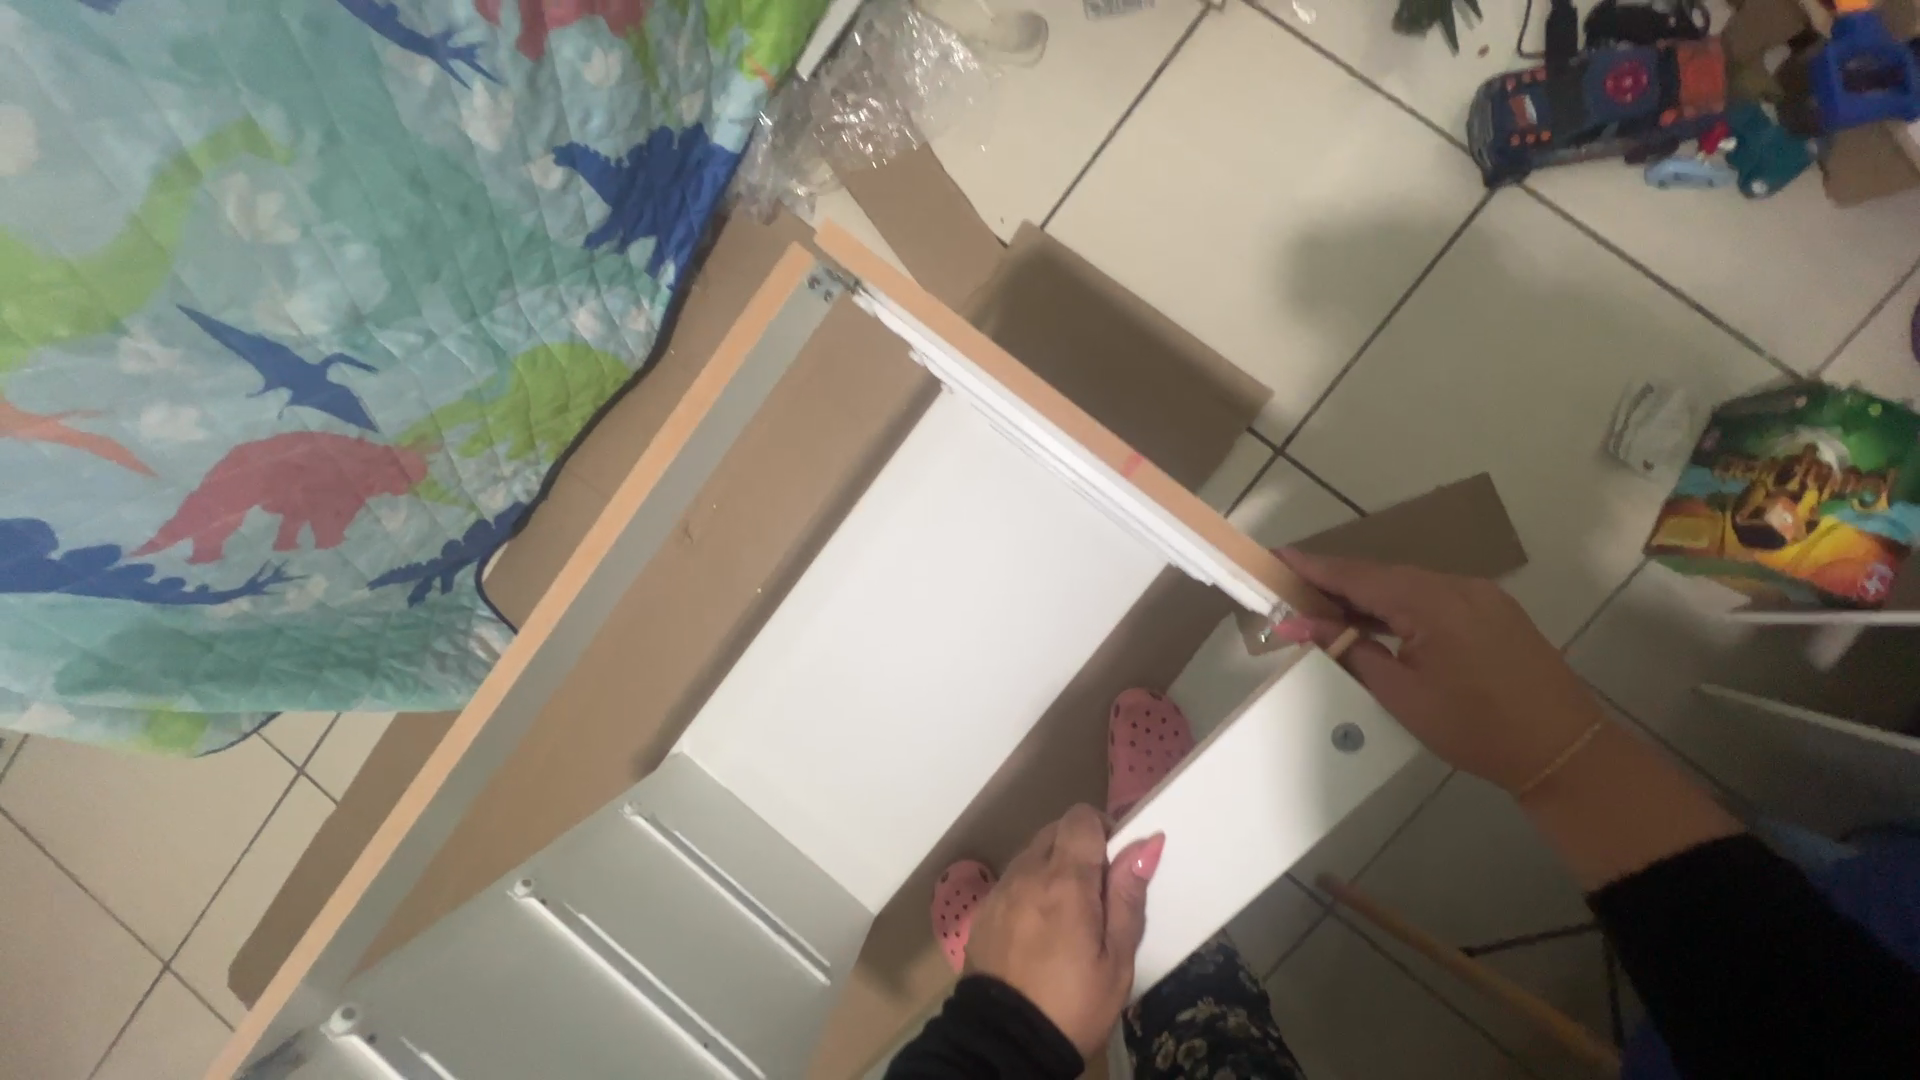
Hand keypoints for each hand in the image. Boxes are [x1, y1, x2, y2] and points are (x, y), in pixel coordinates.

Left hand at [964, 804, 1165, 1056]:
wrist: (1005, 1043)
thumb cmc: (1073, 1004)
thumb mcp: (1115, 959)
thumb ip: (1127, 896)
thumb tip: (1147, 843)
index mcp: (1064, 879)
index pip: (1081, 817)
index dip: (1102, 828)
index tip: (1115, 861)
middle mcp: (1027, 871)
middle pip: (1056, 830)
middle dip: (1080, 846)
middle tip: (1097, 892)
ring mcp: (1001, 888)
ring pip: (1032, 852)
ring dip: (1054, 866)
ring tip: (1069, 914)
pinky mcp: (984, 908)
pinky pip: (1013, 878)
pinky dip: (1031, 887)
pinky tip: (1040, 927)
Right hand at [1277, 550, 1610, 793]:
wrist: (1565, 751)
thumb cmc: (1474, 727)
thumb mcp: (1398, 692)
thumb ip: (1346, 648)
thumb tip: (1297, 624)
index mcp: (1431, 601)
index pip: (1356, 575)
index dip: (1311, 567)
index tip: (1274, 557)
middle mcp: (1456, 585)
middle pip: (1379, 574)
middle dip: (1333, 581)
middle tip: (1291, 589)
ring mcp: (1479, 595)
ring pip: (1406, 583)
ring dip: (1364, 594)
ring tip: (1325, 607)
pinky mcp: (1492, 609)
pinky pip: (1430, 594)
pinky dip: (1396, 603)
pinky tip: (1375, 620)